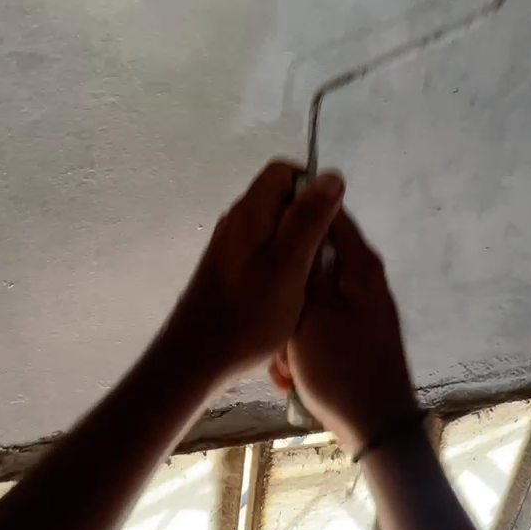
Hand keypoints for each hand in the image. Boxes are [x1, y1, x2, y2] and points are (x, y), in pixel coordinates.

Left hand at [162, 160, 344, 379]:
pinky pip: (264, 254)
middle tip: (322, 256)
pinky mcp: (230, 270)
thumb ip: (309, 218)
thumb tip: (332, 175)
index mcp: (250, 212)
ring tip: (309, 279)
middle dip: (308, 220)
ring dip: (297, 247)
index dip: (312, 187)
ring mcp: (231, 247)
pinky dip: (282, 266)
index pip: (283, 172)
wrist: (198, 357)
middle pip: (281, 200)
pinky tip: (290, 295)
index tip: (329, 221)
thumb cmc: (249, 312)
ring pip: (274, 230)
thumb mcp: (289, 262)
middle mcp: (237, 222)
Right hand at [269, 208, 420, 453]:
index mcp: (359, 265)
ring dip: (290, 330)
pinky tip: (292, 376)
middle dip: (286, 293)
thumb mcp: (312, 311)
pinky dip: (304, 348)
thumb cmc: (339, 365)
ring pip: (311, 301)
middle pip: (313, 264)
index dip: (294, 220)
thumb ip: (308, 264)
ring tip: (283, 364)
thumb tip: (311, 214)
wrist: (376, 425)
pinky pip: (320, 327)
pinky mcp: (355, 335)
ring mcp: (361, 309)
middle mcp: (364, 279)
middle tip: (273, 326)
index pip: (327, 216)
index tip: (266, 240)